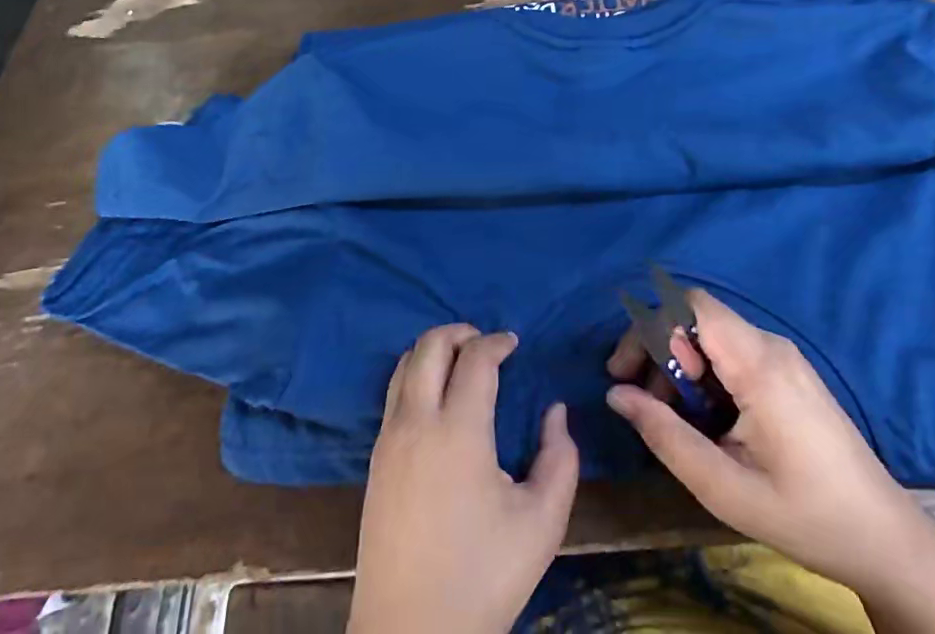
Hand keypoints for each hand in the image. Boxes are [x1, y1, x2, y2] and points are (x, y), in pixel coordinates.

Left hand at [348, 325, 578, 633]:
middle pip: (428, 346)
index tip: (514, 342)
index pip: (474, 359)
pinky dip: (415, 376)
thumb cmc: (484, 574)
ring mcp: (388, 440)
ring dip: (432, 350)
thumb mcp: (543, 521)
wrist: (411, 631)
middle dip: (458, 332)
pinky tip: (437, 398)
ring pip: (402, 366)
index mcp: (459, 431)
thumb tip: (555, 412)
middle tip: (486, 341)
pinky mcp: (375, 460)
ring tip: (461, 360)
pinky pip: (392, 395)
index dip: (496, 341)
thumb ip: (560, 457)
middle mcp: (416, 422)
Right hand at [603, 290, 934, 593]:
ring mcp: (783, 358)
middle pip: (695, 318)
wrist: (884, 537)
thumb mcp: (723, 487)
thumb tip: (616, 394)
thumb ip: (665, 435)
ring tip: (673, 419)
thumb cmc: (805, 516)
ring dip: (678, 366)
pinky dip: (703, 375)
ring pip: (710, 335)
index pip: (690, 305)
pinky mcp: (787, 372)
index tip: (625, 375)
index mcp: (760, 366)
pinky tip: (705, 419)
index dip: (648, 328)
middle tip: (643, 403)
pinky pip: (731, 353)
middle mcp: (772, 347)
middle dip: (657, 350)